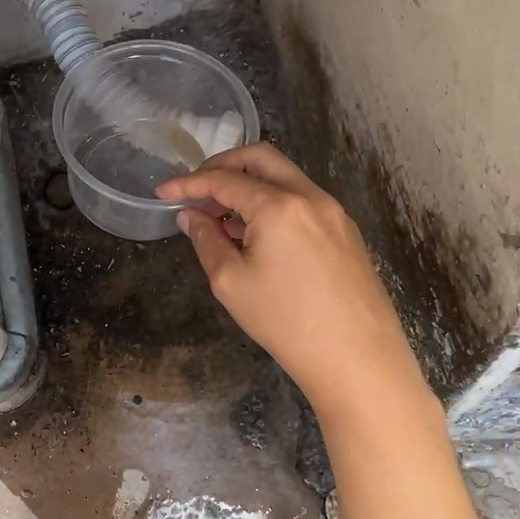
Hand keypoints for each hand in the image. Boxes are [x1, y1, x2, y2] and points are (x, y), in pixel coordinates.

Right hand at [156, 143, 426, 416]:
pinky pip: (300, 199)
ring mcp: (333, 213)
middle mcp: (310, 197)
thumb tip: (192, 216)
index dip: (187, 184)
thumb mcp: (230, 282)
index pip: (223, 180)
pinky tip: (253, 233)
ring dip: (247, 184)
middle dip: (221, 166)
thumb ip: (206, 239)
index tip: (162, 193)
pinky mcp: (345, 232)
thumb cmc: (286, 321)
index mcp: (279, 206)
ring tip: (219, 216)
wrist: (357, 360)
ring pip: (283, 177)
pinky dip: (271, 201)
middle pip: (260, 158)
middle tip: (196, 190)